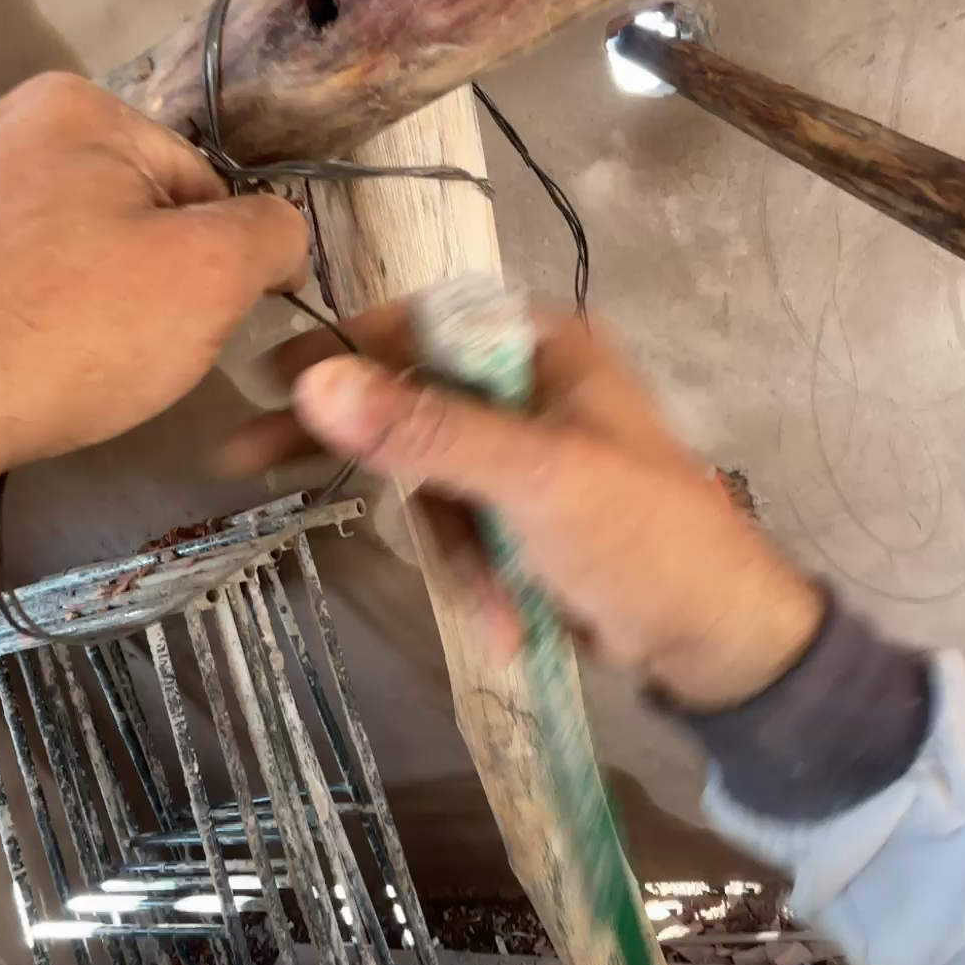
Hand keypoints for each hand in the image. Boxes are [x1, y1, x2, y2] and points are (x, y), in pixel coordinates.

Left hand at [0, 72, 306, 578]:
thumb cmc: (76, 328)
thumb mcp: (213, 273)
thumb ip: (275, 234)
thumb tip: (283, 234)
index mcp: (85, 108)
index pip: (214, 192)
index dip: (230, 265)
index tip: (210, 321)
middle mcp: (20, 129)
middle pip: (159, 223)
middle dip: (174, 289)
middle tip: (149, 344)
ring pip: (110, 259)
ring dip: (127, 311)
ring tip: (99, 356)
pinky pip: (53, 282)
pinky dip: (72, 321)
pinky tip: (58, 357)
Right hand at [222, 299, 825, 710]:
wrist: (716, 638)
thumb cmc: (644, 541)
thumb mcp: (535, 481)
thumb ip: (428, 431)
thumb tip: (316, 381)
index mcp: (541, 348)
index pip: (418, 326)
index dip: (340, 351)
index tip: (267, 378)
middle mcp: (527, 387)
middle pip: (410, 403)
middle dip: (359, 453)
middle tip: (248, 459)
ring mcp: (521, 452)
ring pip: (433, 483)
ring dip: (453, 556)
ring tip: (494, 609)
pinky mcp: (519, 509)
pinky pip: (462, 527)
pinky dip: (475, 577)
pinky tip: (508, 621)